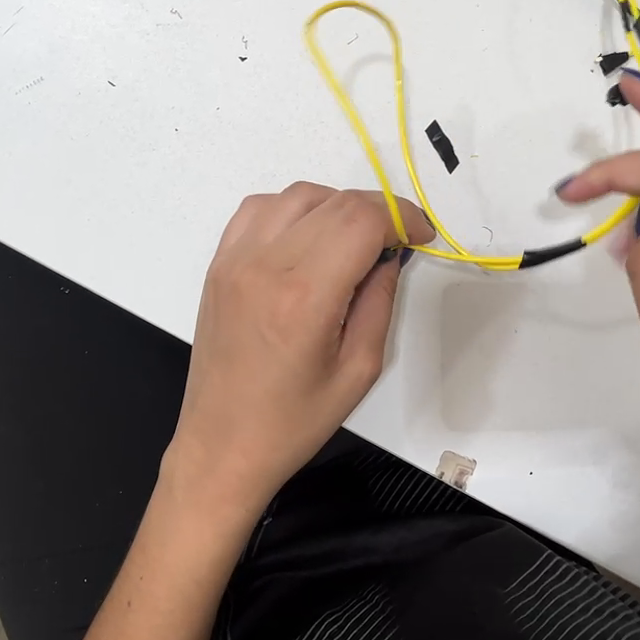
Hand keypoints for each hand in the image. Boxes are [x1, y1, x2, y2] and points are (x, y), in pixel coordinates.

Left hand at [166, 182, 432, 514]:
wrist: (221, 445)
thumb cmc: (294, 421)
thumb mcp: (360, 369)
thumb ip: (380, 300)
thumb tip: (390, 254)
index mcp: (305, 296)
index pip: (362, 220)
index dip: (403, 217)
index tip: (421, 237)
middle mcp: (265, 264)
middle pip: (336, 202)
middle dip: (379, 212)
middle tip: (397, 242)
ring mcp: (235, 259)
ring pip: (299, 195)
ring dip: (337, 206)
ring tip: (352, 242)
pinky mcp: (218, 263)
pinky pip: (259, 207)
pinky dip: (294, 209)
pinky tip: (308, 238)